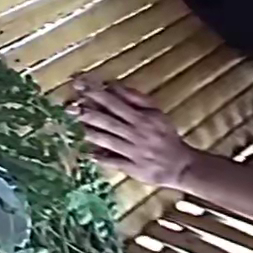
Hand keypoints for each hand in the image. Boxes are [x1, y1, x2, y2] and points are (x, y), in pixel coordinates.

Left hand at [69, 84, 201, 187]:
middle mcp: (137, 135)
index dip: (95, 93)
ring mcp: (135, 152)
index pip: (115, 103)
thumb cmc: (163, 134)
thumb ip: (133, 97)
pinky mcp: (134, 168)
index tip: (77, 84)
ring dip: (88, 132)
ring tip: (71, 126)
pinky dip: (99, 157)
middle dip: (87, 114)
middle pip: (108, 122)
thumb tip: (109, 83)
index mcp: (143, 119)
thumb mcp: (155, 113)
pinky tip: (85, 152)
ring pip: (107, 140)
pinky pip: (113, 162)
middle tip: (68, 108)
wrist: (184, 166)